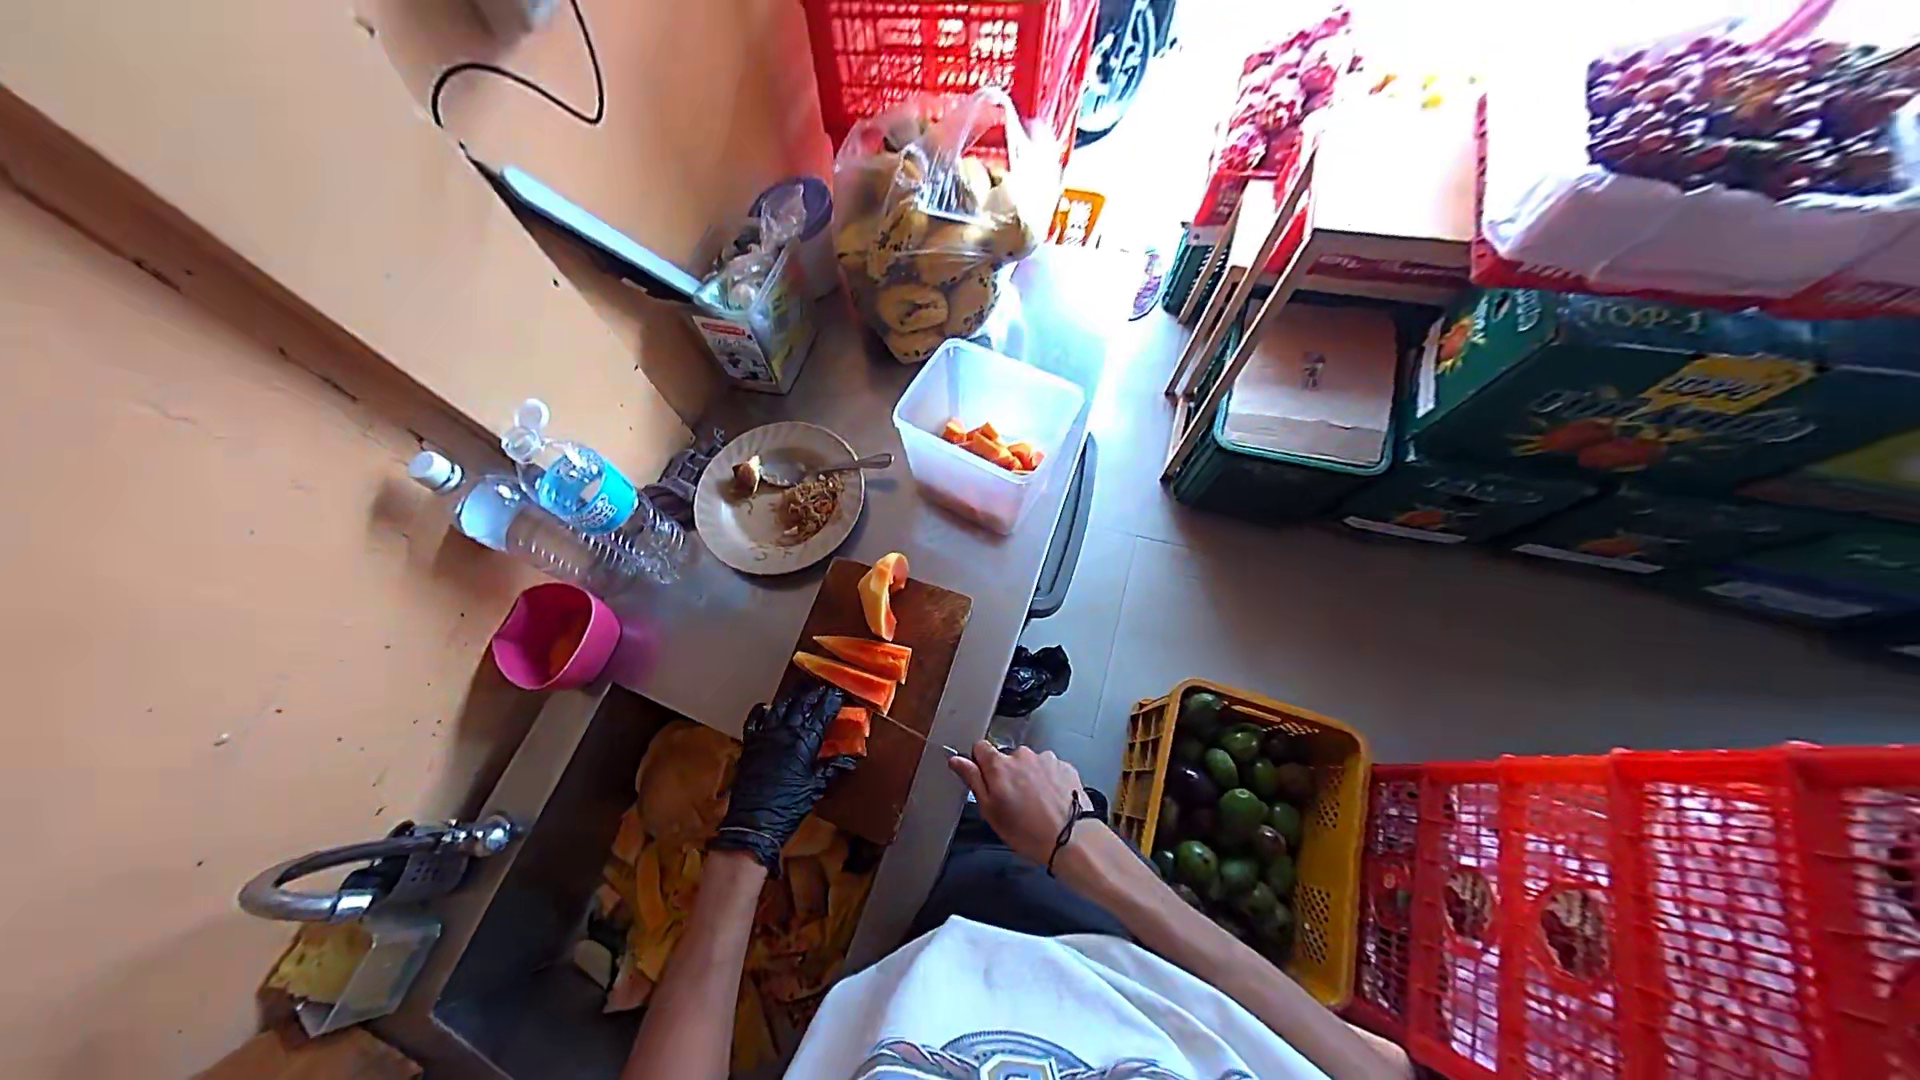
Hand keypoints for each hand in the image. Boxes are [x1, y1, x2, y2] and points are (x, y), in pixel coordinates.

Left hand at [709, 682, 851, 872]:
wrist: (754, 822)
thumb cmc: (789, 806)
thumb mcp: (816, 787)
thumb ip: (832, 768)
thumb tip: (849, 759)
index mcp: (806, 741)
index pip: (823, 713)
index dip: (832, 700)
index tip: (839, 692)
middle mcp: (786, 732)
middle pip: (802, 704)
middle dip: (814, 694)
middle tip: (823, 689)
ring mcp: (766, 736)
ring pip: (780, 707)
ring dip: (792, 699)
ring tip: (800, 694)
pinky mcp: (750, 744)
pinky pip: (755, 720)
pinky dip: (761, 711)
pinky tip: (766, 707)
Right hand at [948, 742, 1093, 866]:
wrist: (1071, 838)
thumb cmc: (1029, 831)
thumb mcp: (990, 811)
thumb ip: (973, 779)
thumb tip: (957, 760)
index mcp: (999, 765)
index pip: (980, 747)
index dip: (980, 762)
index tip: (985, 778)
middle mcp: (1022, 755)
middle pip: (1007, 757)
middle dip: (1008, 774)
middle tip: (1013, 801)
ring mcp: (1045, 759)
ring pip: (1029, 763)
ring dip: (1029, 777)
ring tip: (1035, 805)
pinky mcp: (1064, 766)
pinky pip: (1049, 768)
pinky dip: (1048, 780)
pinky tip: (1051, 801)